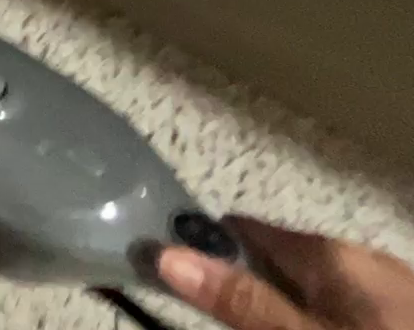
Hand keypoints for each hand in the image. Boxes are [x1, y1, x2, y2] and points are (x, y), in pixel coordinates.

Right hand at [159, 216, 413, 329]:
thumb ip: (240, 301)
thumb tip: (158, 252)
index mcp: (329, 253)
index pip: (236, 227)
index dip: (206, 253)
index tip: (188, 289)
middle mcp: (365, 258)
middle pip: (281, 260)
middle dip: (257, 289)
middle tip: (248, 326)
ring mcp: (406, 290)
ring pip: (325, 290)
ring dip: (300, 311)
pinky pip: (365, 310)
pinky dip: (341, 321)